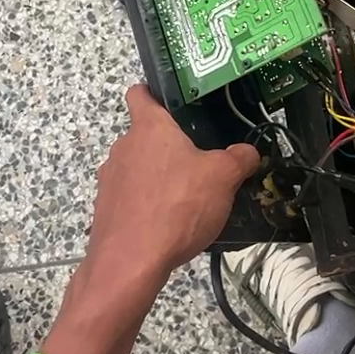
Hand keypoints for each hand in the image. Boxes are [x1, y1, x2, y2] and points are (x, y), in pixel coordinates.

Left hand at [85, 85, 261, 291]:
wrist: (131, 261)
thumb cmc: (177, 207)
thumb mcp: (223, 178)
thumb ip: (239, 159)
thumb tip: (248, 152)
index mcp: (149, 127)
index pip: (140, 93)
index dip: (153, 92)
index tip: (170, 102)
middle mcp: (123, 147)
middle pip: (145, 135)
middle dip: (169, 147)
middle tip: (198, 164)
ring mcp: (110, 179)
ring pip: (138, 168)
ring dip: (158, 178)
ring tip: (186, 199)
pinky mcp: (105, 209)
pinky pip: (131, 197)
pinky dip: (147, 205)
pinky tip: (168, 225)